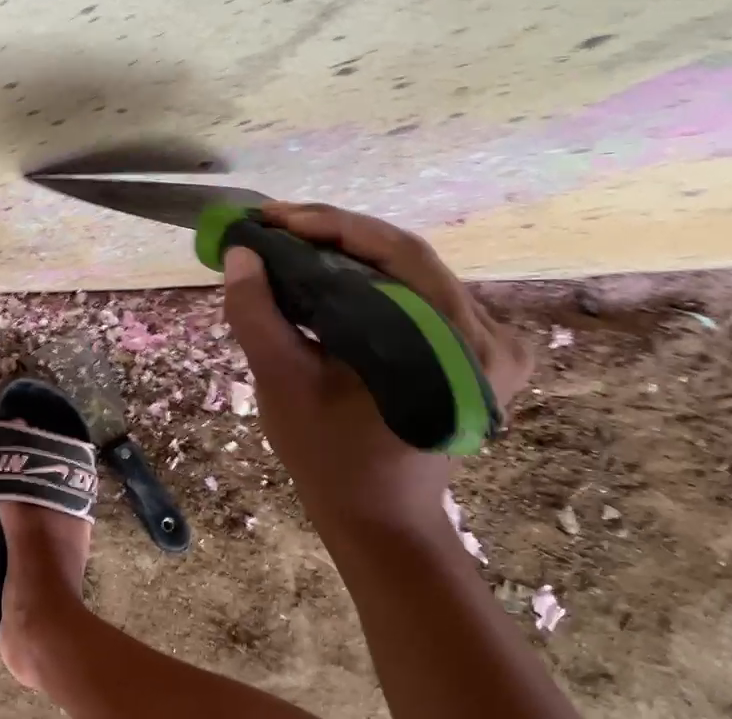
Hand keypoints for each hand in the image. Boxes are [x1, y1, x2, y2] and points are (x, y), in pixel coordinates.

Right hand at [222, 204, 531, 532]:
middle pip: (406, 256)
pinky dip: (364, 275)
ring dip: (345, 250)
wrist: (378, 513)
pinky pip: (415, 293)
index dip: (330, 224)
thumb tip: (241, 253)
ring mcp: (490, 344)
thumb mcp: (281, 380)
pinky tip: (321, 273)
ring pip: (410, 271)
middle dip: (332, 232)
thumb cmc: (329, 453)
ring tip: (286, 242)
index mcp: (456, 344)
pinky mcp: (475, 351)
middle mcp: (490, 336)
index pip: (398, 253)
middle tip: (269, 225)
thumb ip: (257, 313)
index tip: (268, 217)